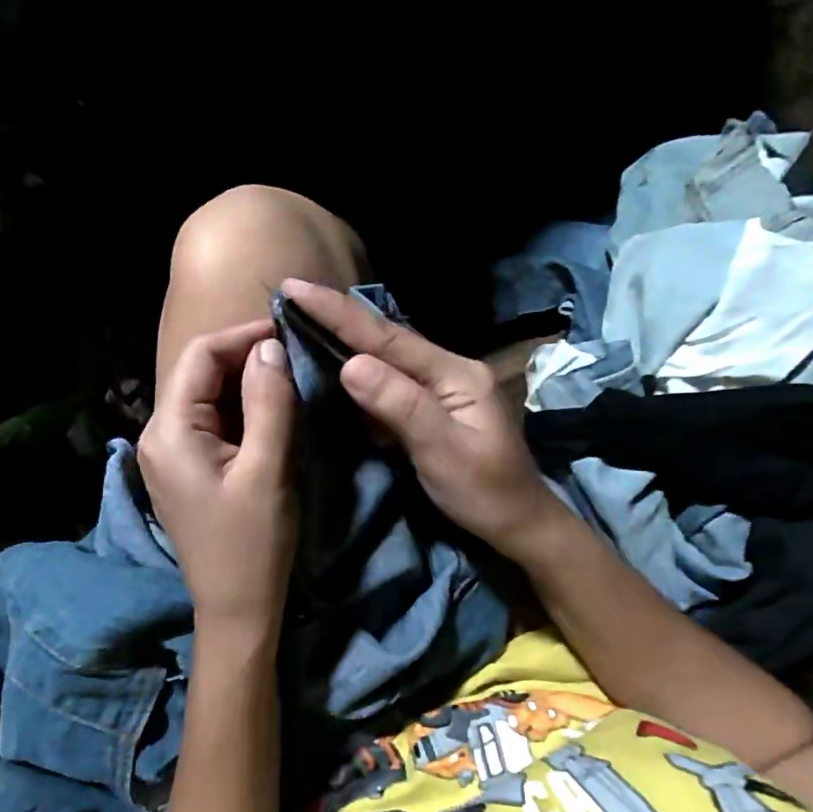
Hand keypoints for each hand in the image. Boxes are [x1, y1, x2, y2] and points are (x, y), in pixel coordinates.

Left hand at [137, 319, 297, 631]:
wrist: (237, 608)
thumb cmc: (252, 543)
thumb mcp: (268, 470)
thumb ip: (269, 403)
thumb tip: (271, 346)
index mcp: (169, 431)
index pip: (200, 356)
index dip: (243, 335)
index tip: (288, 333)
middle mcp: (159, 437)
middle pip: (200, 375)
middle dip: (246, 359)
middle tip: (296, 358)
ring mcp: (170, 457)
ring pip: (209, 400)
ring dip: (247, 386)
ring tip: (291, 382)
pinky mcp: (188, 473)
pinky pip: (213, 426)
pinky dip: (243, 413)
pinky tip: (272, 416)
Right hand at [280, 278, 568, 557]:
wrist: (520, 523)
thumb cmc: (486, 492)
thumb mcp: (443, 450)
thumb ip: (400, 405)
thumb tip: (350, 363)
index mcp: (456, 373)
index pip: (389, 338)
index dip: (340, 313)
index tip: (295, 288)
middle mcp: (451, 372)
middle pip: (389, 341)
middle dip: (340, 318)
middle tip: (293, 295)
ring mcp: (445, 391)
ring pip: (389, 362)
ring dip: (349, 343)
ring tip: (307, 322)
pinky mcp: (436, 412)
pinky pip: (393, 387)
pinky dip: (364, 377)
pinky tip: (340, 369)